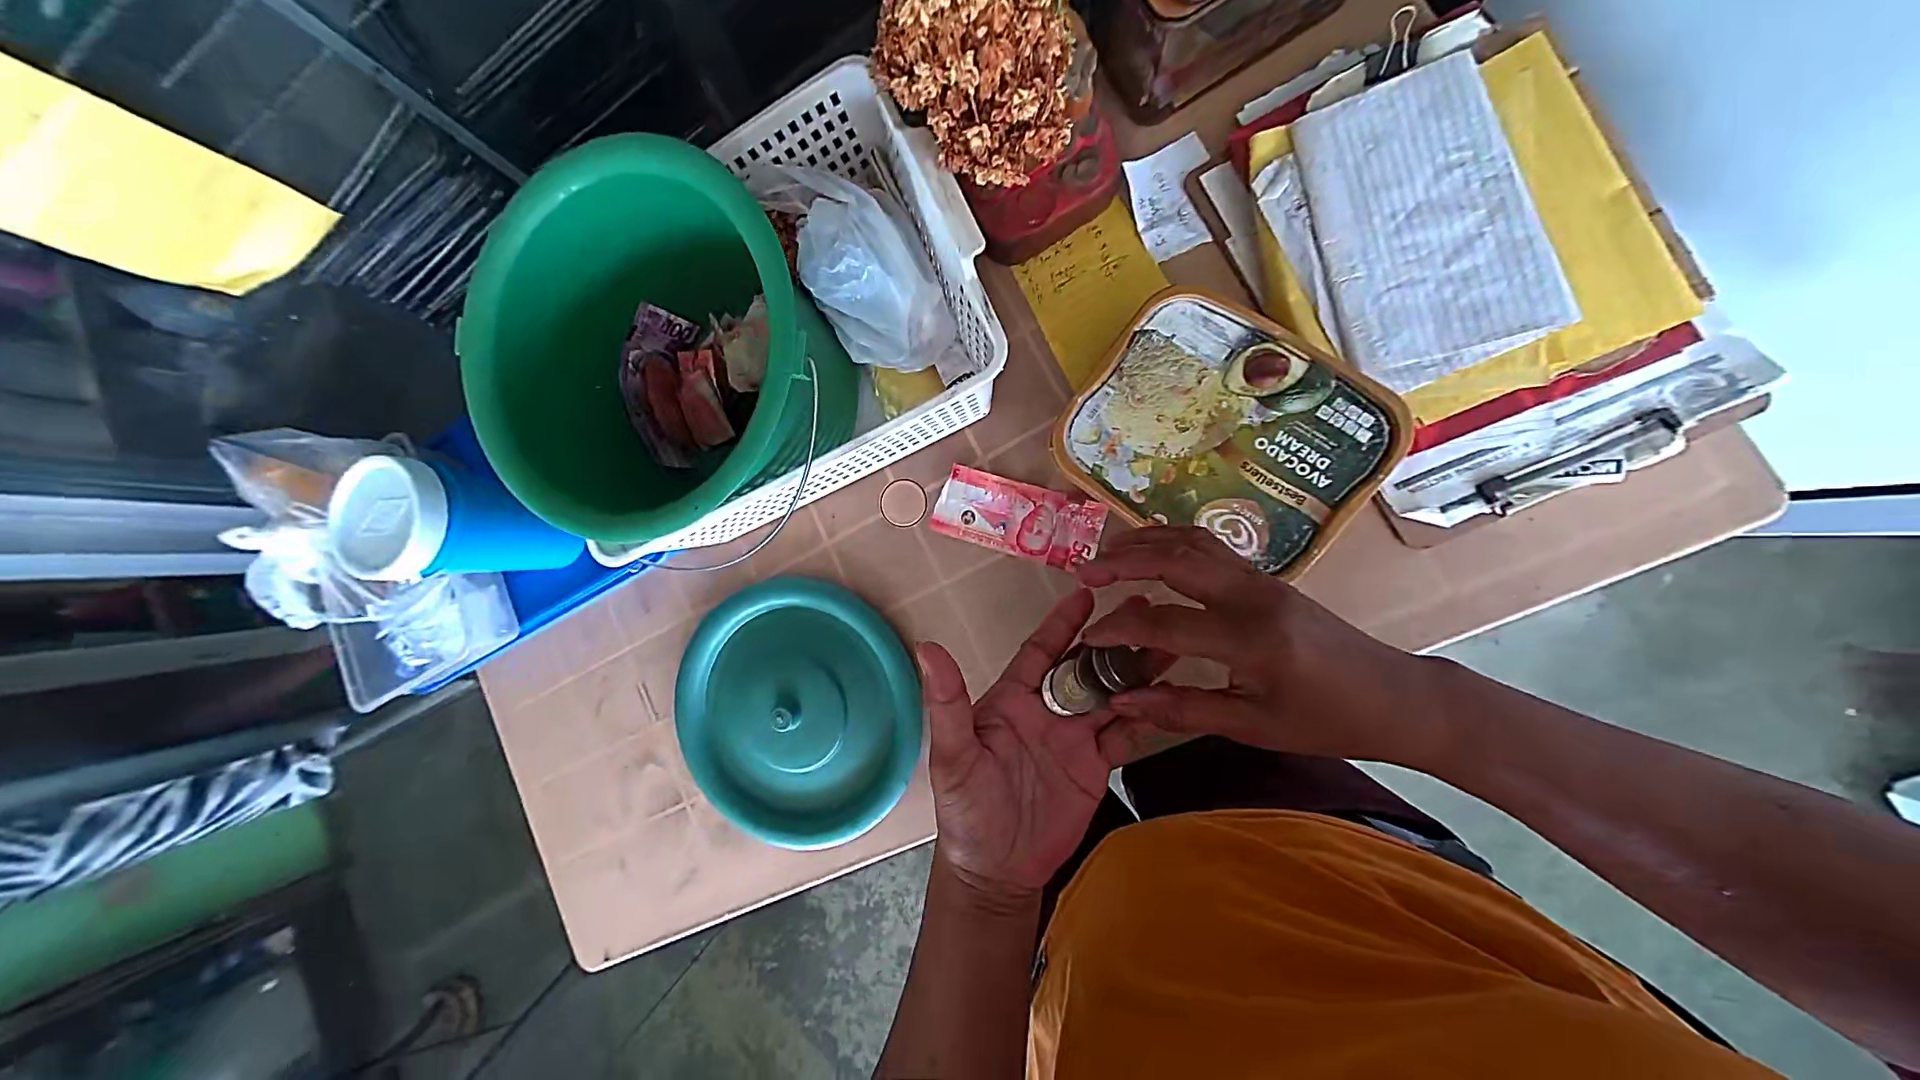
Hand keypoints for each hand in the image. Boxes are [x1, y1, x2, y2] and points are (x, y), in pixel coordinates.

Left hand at [918, 588, 1166, 898]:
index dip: (1063, 623)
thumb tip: (928, 647)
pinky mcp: (1097, 765)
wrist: (997, 869)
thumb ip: (948, 703)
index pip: (1042, 650)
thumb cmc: (966, 809)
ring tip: (1171, 647)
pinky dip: (1148, 717)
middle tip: (1147, 611)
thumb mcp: (953, 756)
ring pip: (1113, 695)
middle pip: (1086, 667)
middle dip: (1114, 639)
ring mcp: (1075, 737)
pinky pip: (1126, 734)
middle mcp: (1048, 710)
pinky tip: (1173, 700)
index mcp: (1014, 698)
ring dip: (1139, 672)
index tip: (1087, 593)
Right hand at [1077, 526, 1444, 764]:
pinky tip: (1153, 553)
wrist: (1395, 696)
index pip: (1165, 623)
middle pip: (1176, 560)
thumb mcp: (1253, 726)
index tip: (1087, 638)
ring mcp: (1261, 580)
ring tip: (1108, 554)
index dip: (1119, 629)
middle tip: (1084, 572)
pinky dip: (1173, 542)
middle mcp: (1252, 596)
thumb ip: (1182, 709)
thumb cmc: (1327, 720)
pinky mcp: (1266, 578)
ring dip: (1147, 543)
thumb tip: (1123, 700)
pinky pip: (1211, 548)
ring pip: (1194, 542)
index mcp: (1249, 639)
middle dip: (1124, 561)